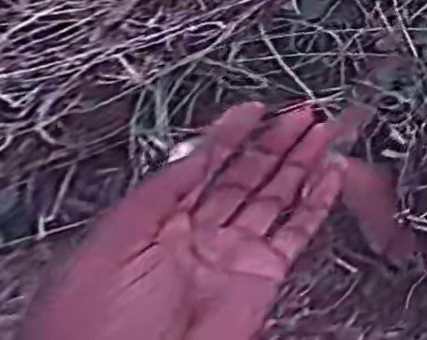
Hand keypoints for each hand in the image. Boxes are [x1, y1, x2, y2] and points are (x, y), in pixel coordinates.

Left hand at [25, 103, 345, 339]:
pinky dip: (322, 199)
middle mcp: (197, 238)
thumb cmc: (93, 330)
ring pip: (278, 195)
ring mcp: (233, 255)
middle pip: (246, 177)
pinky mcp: (264, 273)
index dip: (227, 137)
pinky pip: (300, 228)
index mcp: (153, 232)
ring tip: (326, 131)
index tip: (252, 109)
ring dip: (304, 161)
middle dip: (276, 142)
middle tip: (302, 113)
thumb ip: (157, 195)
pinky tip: (333, 174)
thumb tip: (198, 150)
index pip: (199, 171)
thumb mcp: (109, 252)